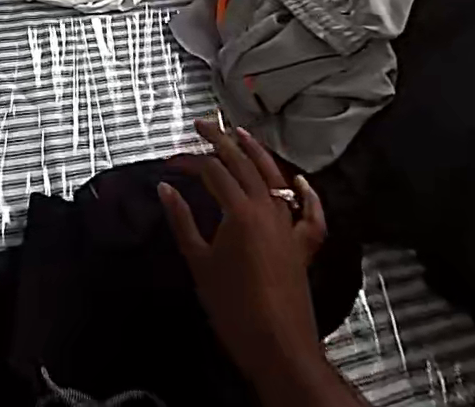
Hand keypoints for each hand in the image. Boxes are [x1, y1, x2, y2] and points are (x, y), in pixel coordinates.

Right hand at [160, 118, 333, 398]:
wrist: (279, 350)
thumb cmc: (233, 308)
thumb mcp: (199, 262)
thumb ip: (182, 221)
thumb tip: (165, 188)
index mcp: (239, 211)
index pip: (211, 171)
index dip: (189, 162)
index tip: (170, 162)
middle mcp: (266, 209)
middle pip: (242, 163)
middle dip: (220, 140)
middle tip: (202, 124)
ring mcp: (288, 225)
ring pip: (274, 178)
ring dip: (257, 152)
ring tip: (241, 133)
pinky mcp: (303, 246)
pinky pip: (309, 215)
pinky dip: (306, 196)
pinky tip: (300, 181)